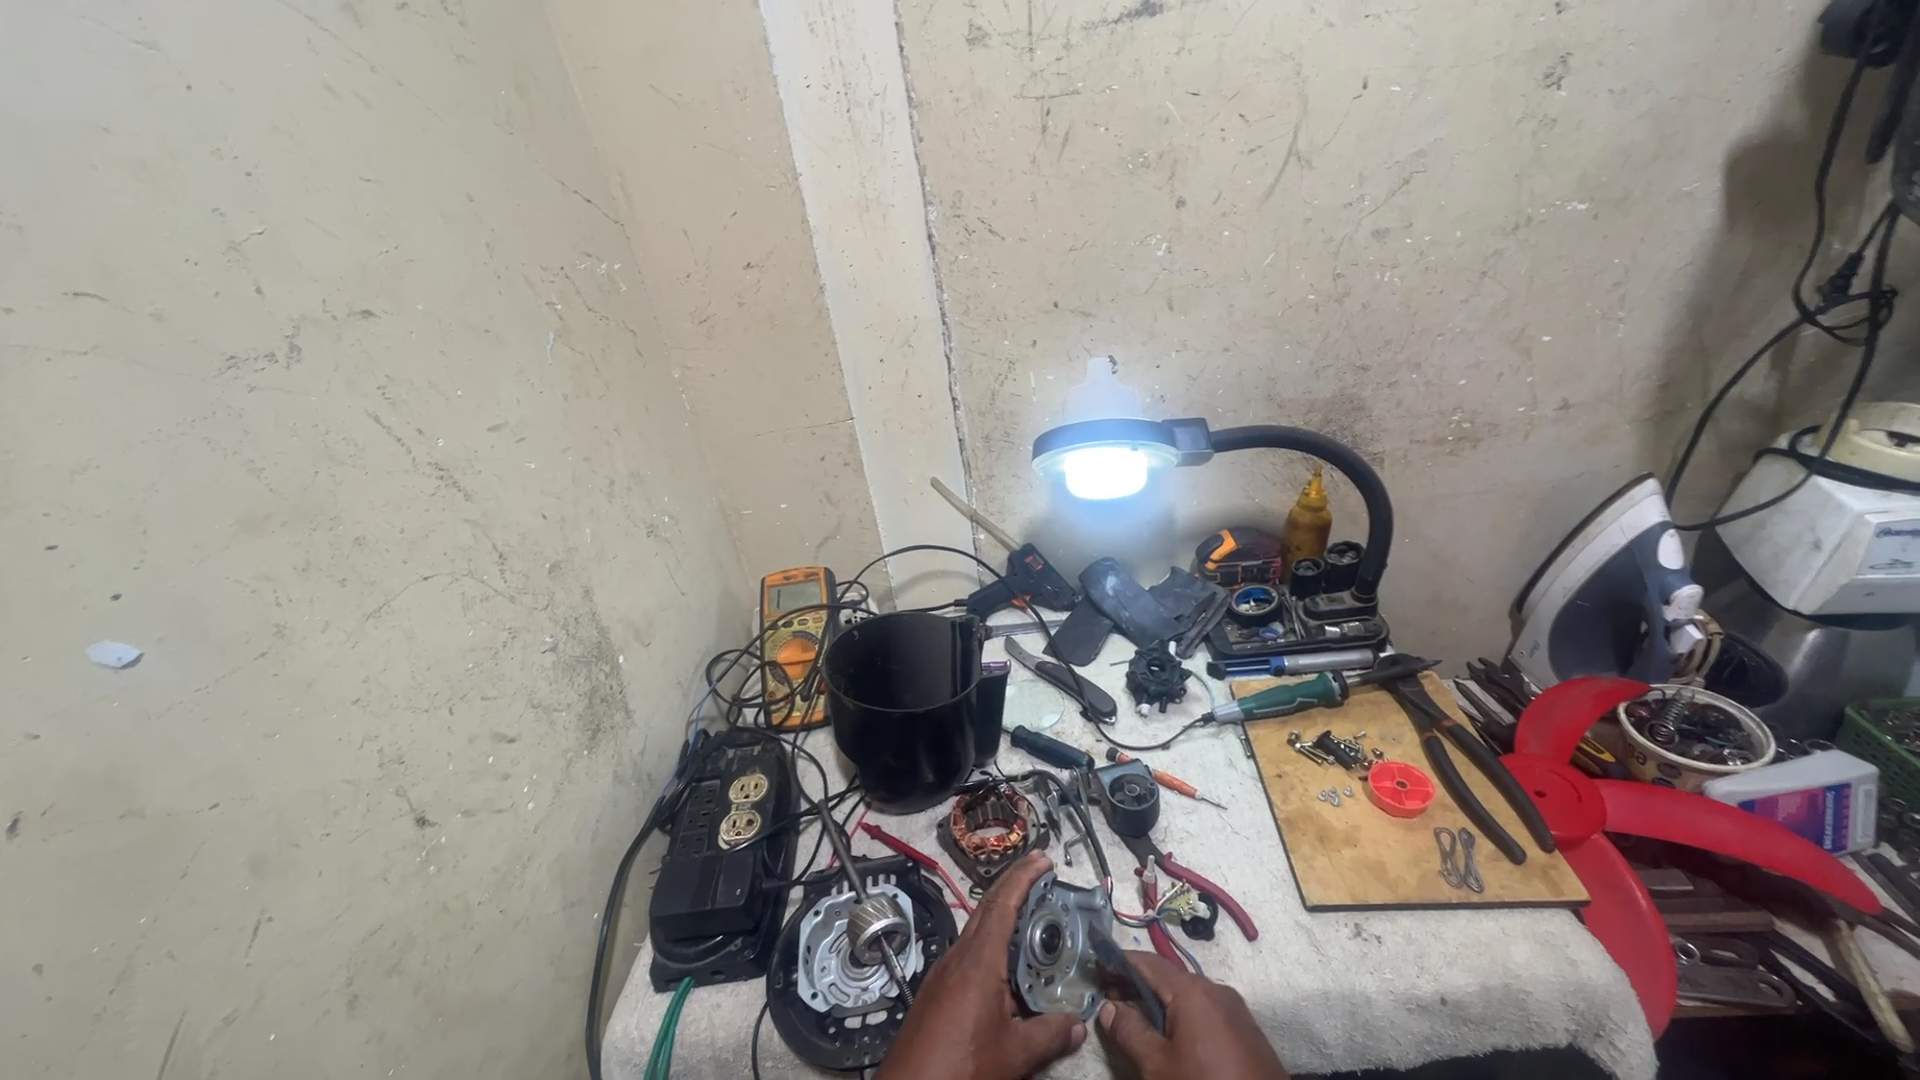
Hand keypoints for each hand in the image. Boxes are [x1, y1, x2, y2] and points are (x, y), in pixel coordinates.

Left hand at [877, 853, 1086, 1079]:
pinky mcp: (937, 989)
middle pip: (988, 908)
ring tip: (1033, 920)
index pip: (1003, 904)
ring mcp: (944, 971)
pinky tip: (1008, 967)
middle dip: (1015, 887)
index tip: (1043, 858)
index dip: (1023, 877)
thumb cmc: (962, 1065)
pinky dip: (992, 946)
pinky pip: (969, 953)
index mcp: (979, 960)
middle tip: (1042, 875)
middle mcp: (959, 956)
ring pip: (978, 931)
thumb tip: (1079, 1024)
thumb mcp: (1015, 1054)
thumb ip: (1050, 1034)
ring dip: (1004, 918)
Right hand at [1099, 950, 1288, 1079]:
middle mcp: (1215, 989)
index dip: (1118, 961)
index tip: (1096, 965)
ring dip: (1159, 1000)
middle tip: (1110, 998)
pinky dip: (1181, 1014)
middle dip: (1137, 983)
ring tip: (1136, 1018)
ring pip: (1187, 994)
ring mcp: (1234, 1009)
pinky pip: (1205, 1010)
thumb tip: (1110, 1007)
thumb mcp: (1158, 1066)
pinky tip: (1170, 1035)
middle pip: (1167, 976)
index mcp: (1192, 990)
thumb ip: (1130, 1031)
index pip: (1146, 962)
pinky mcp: (1245, 1030)